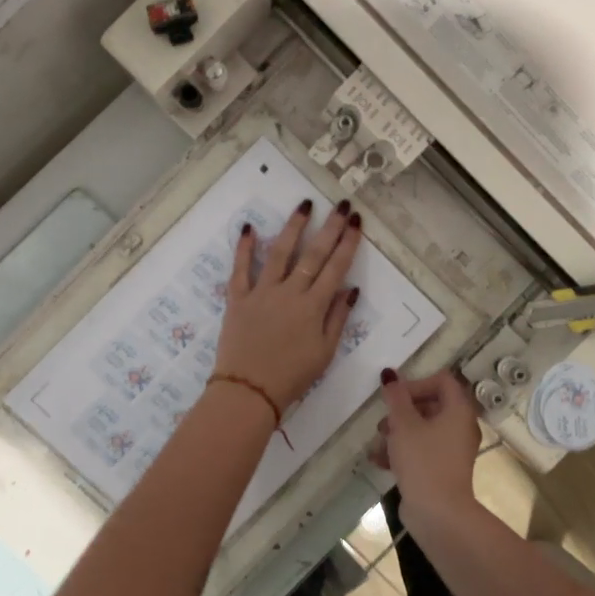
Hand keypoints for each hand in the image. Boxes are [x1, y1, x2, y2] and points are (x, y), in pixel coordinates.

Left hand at [213, 198, 361, 408]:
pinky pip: (240, 269)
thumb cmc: (292, 377)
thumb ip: (337, 318)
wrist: (249, 391)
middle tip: (341, 205)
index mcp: (314, 307)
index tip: (356, 221)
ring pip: (280, 253)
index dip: (348, 243)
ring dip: (293, 227)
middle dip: (329, 228)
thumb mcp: (325, 353)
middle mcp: (290, 292)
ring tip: (304, 205)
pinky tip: (250, 228)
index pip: (336, 268)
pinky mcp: (238, 299)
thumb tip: (351, 289)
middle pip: (313, 254)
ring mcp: (262, 292)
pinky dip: (244, 248)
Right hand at [372, 370, 483, 530]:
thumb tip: (390, 376)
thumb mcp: (404, 424)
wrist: (438, 512)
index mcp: (459, 410)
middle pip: (430, 406)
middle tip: (383, 422)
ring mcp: (452, 451)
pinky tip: (379, 461)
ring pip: (423, 431)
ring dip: (397, 434)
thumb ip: (396, 397)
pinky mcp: (442, 470)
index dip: (416, 383)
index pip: (442, 381)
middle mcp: (460, 427)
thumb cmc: (423, 460)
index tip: (395, 398)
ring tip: (377, 445)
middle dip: (402, 412)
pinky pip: (422, 452)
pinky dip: (403, 452)